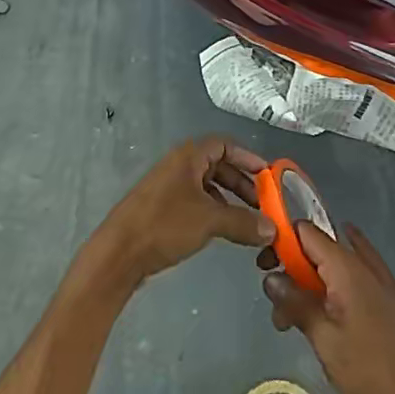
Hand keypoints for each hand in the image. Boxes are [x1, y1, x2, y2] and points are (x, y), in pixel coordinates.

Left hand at [90, 135, 274, 282]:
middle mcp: (180, 165)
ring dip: (231, 200)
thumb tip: (272, 228)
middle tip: (266, 205)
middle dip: (243, 183)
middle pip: (219, 165)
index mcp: (188, 156)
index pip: (224, 144)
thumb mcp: (209, 220)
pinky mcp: (166, 207)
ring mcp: (171, 185)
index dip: (248, 158)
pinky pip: (199, 201)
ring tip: (252, 223)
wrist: (122, 249)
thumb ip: (243, 222)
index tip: (270, 177)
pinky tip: (228, 231)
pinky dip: (217, 211)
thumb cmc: (165, 223)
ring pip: (209, 186)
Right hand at [261, 221, 394, 393]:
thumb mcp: (325, 340)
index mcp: (347, 267)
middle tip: (277, 299)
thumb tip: (270, 277)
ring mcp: (383, 285)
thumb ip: (296, 303)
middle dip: (293, 267)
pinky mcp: (393, 305)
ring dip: (312, 283)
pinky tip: (326, 309)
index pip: (304, 230)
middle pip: (319, 247)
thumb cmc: (373, 371)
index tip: (264, 263)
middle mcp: (365, 267)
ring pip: (336, 266)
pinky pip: (355, 281)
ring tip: (296, 318)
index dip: (280, 240)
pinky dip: (334, 288)